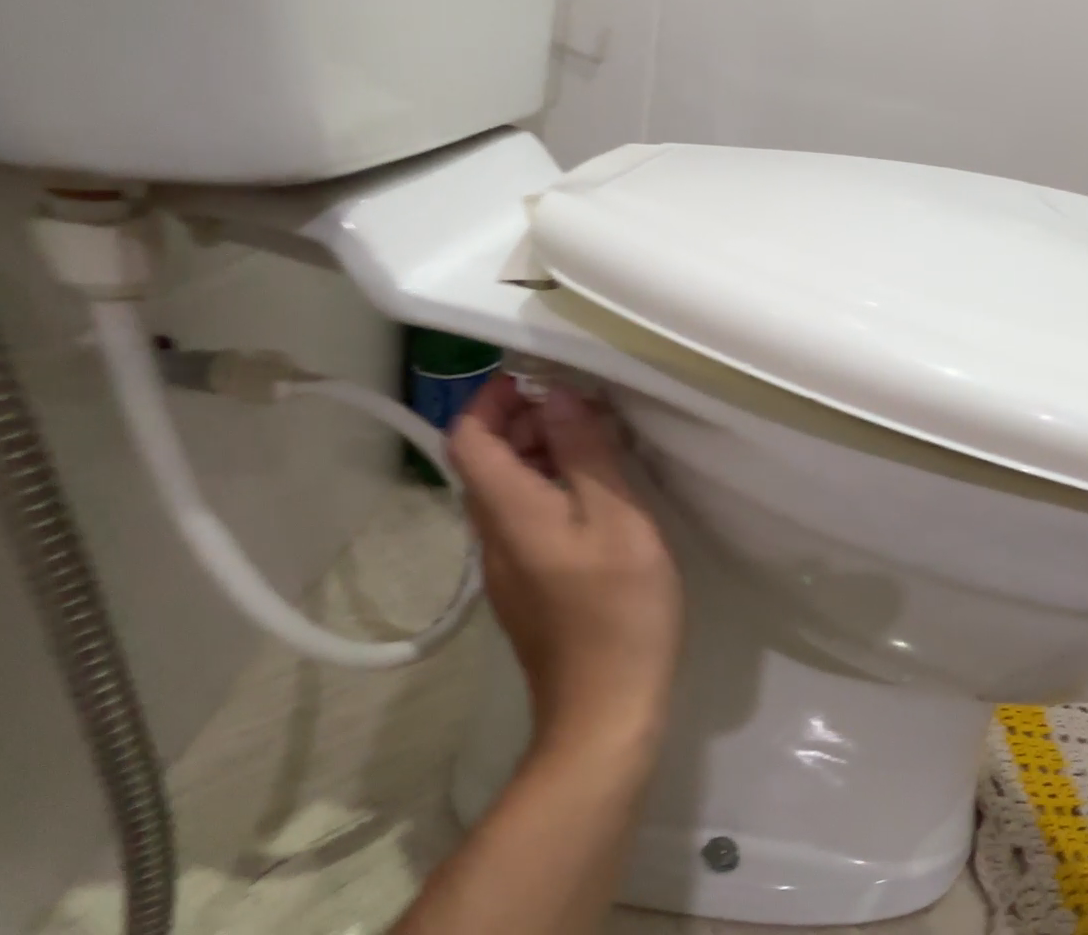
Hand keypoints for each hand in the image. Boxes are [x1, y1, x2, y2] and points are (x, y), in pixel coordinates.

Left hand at [448, 378, 682, 752]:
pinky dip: (552, 493)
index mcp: (507, 508)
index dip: (494, 398)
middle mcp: (492, 534)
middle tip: (586, 411)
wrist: (606, 709)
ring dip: (541, 457)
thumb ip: (586, 452)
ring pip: (507, 492)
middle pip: (485, 460)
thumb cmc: (618, 608)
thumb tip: (559, 395)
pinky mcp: (529, 590)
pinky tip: (600, 504)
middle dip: (525, 422)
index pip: (469, 435)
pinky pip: (526, 522)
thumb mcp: (616, 518)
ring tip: (599, 449)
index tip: (543, 379)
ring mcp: (507, 567)